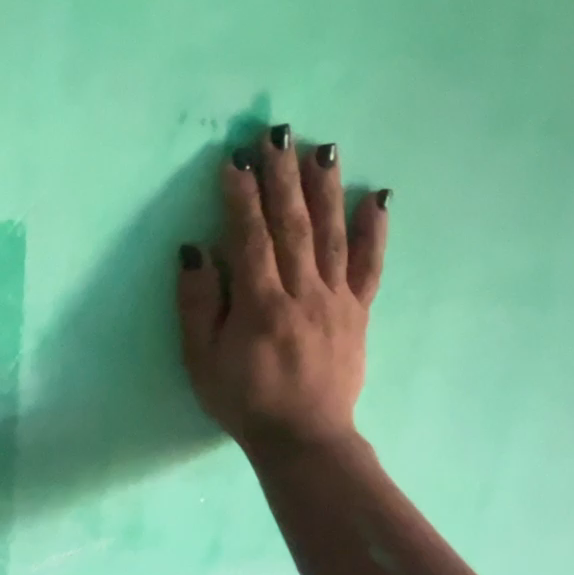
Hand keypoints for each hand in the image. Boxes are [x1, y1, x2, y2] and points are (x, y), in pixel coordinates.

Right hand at [175, 127, 389, 459]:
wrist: (304, 440)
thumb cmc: (242, 399)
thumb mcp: (200, 359)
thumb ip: (197, 304)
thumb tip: (197, 250)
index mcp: (261, 305)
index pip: (251, 237)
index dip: (242, 196)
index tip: (235, 159)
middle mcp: (304, 294)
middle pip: (294, 226)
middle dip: (283, 177)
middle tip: (277, 134)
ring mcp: (337, 301)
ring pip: (332, 236)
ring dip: (326, 189)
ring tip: (322, 148)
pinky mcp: (358, 312)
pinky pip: (368, 267)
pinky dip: (374, 232)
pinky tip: (376, 198)